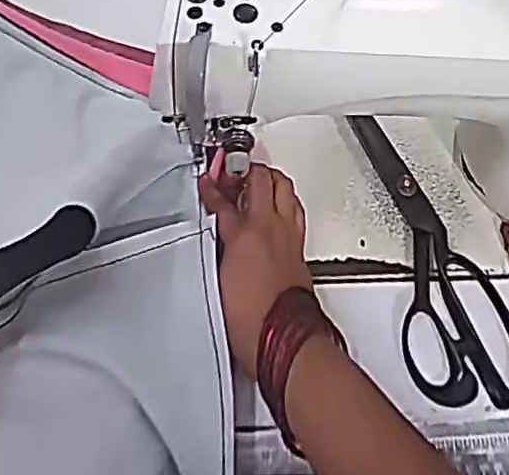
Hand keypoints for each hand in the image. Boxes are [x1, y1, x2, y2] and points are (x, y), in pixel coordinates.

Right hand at [199, 163, 313, 376]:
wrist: (285, 340)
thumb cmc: (252, 320)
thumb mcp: (219, 281)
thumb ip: (219, 251)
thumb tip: (219, 238)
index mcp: (244, 235)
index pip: (224, 201)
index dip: (213, 189)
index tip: (209, 182)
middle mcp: (269, 228)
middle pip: (261, 179)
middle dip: (246, 169)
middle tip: (235, 170)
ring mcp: (288, 234)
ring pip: (283, 188)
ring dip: (270, 178)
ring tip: (259, 179)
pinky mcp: (299, 245)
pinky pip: (294, 208)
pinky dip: (285, 199)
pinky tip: (280, 205)